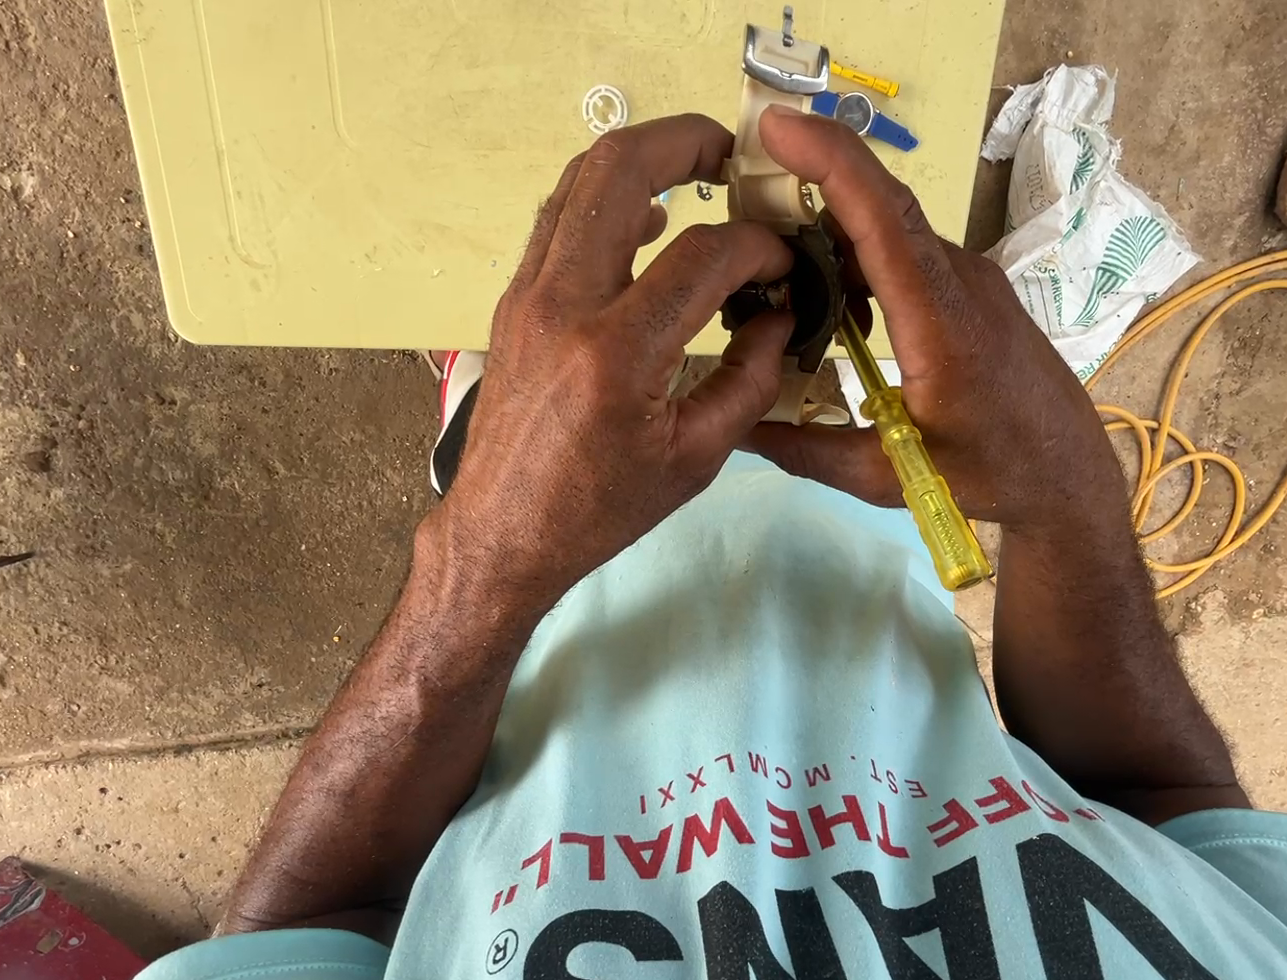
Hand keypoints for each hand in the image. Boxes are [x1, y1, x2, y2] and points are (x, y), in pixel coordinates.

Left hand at [427, 115, 794, 602]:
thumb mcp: (696, 457)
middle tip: (733, 155)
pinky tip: (643, 224)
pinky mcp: (513, 303)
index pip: (703, 255)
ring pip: (578, 181)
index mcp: (617, 355)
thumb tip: (776, 316)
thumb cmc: (602, 510)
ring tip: (694, 178)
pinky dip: (604, 200)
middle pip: (619, 170)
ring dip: (640, 161)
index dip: (757, 247)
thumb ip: (750, 379)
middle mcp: (564, 306)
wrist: (505, 531)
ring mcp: (527, 296)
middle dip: (685, 141)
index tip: (781, 263)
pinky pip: (559, 220)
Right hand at [743, 109, 1121, 532]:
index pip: (883, 217)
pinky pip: (906, 256)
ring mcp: (970, 281)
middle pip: (880, 211)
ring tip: (773, 270)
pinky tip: (829, 305)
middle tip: (743, 210)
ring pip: (891, 233)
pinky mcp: (971, 291)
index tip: (775, 129)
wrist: (1066, 472)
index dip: (830, 163)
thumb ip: (808, 452)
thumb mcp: (888, 477)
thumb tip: (739, 428)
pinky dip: (859, 264)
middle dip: (810, 191)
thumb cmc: (987, 476)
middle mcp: (959, 282)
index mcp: (940, 323)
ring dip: (831, 238)